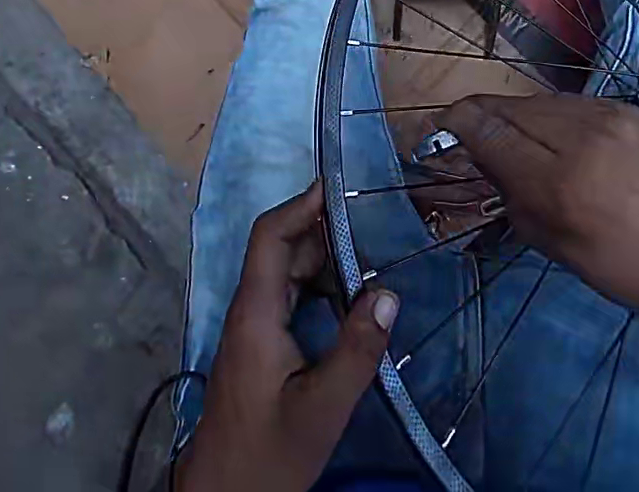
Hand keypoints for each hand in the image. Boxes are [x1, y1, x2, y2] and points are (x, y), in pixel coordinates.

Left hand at [176, 183, 399, 491]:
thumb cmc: (269, 452)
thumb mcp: (322, 408)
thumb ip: (356, 351)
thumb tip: (388, 295)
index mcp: (256, 309)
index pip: (270, 235)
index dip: (299, 205)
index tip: (333, 187)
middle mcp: (250, 305)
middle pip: (280, 248)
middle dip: (320, 229)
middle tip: (368, 222)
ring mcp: (253, 323)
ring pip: (286, 271)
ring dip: (322, 259)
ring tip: (368, 255)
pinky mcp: (261, 341)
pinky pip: (289, 295)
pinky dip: (319, 286)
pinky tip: (349, 298)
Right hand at [441, 93, 638, 318]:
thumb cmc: (607, 261)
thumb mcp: (537, 232)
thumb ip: (501, 181)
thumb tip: (475, 144)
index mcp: (555, 179)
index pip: (485, 128)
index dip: (456, 121)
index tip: (441, 127)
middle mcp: (580, 136)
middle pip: (506, 107)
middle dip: (482, 118)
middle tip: (471, 134)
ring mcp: (607, 116)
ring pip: (534, 101)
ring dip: (516, 117)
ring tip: (518, 141)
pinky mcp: (624, 110)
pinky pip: (566, 103)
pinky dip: (550, 117)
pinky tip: (556, 139)